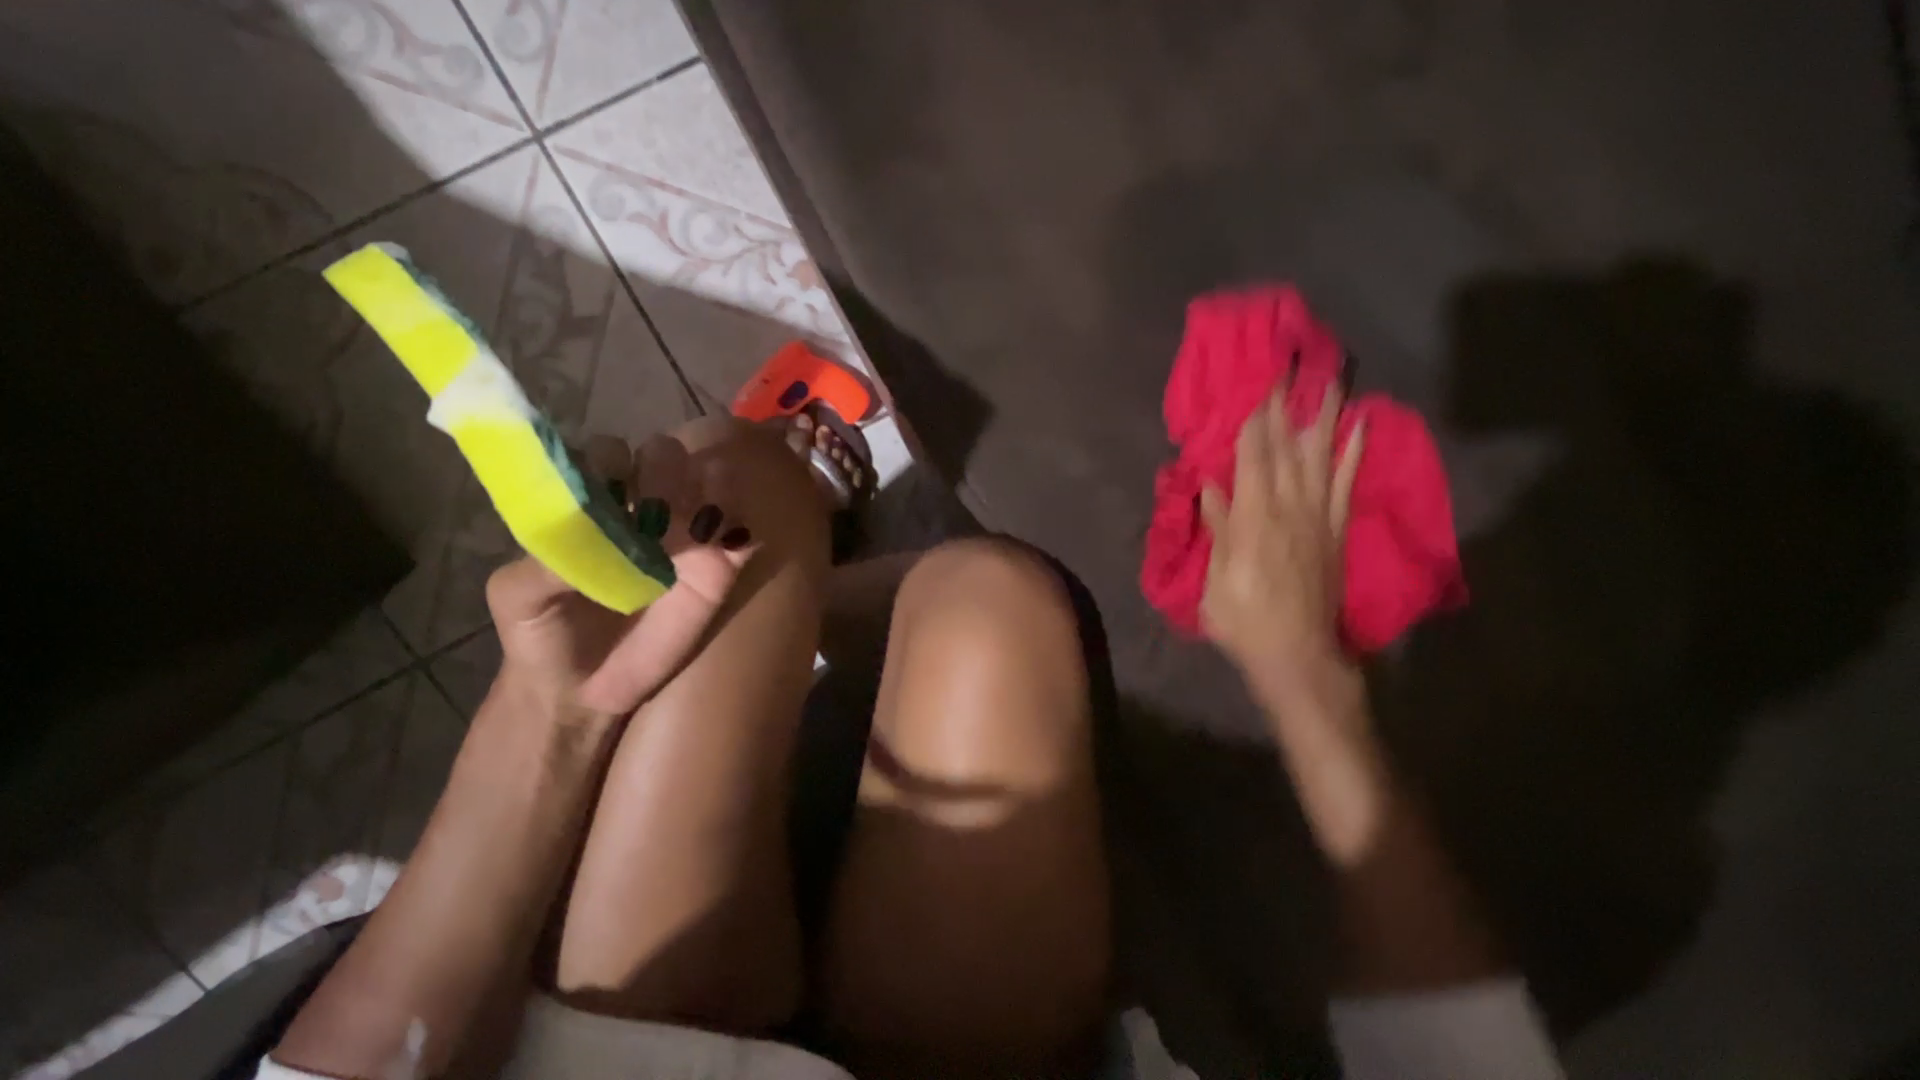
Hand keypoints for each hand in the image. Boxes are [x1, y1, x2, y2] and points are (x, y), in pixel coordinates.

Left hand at [486, 433, 754, 719]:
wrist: (584, 691)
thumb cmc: (543, 633)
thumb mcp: (520, 598)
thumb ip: (542, 561)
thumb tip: (585, 534)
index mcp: (591, 501)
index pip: (608, 454)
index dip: (611, 463)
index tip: (609, 495)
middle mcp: (641, 506)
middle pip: (664, 457)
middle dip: (664, 472)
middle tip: (655, 512)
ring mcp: (684, 532)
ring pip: (709, 481)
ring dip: (710, 485)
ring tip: (697, 524)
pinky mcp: (719, 565)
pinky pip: (742, 530)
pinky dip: (743, 525)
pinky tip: (729, 540)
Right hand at [1199, 383, 1364, 682]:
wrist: (1297, 654)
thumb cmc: (1245, 621)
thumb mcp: (1216, 580)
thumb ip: (1218, 530)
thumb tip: (1211, 486)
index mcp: (1253, 518)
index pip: (1252, 456)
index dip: (1254, 417)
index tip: (1257, 380)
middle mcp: (1288, 507)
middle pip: (1286, 447)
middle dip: (1286, 404)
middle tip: (1291, 363)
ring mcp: (1317, 516)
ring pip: (1320, 455)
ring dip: (1323, 415)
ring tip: (1330, 378)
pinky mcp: (1335, 529)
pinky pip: (1346, 483)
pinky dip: (1354, 452)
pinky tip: (1360, 425)